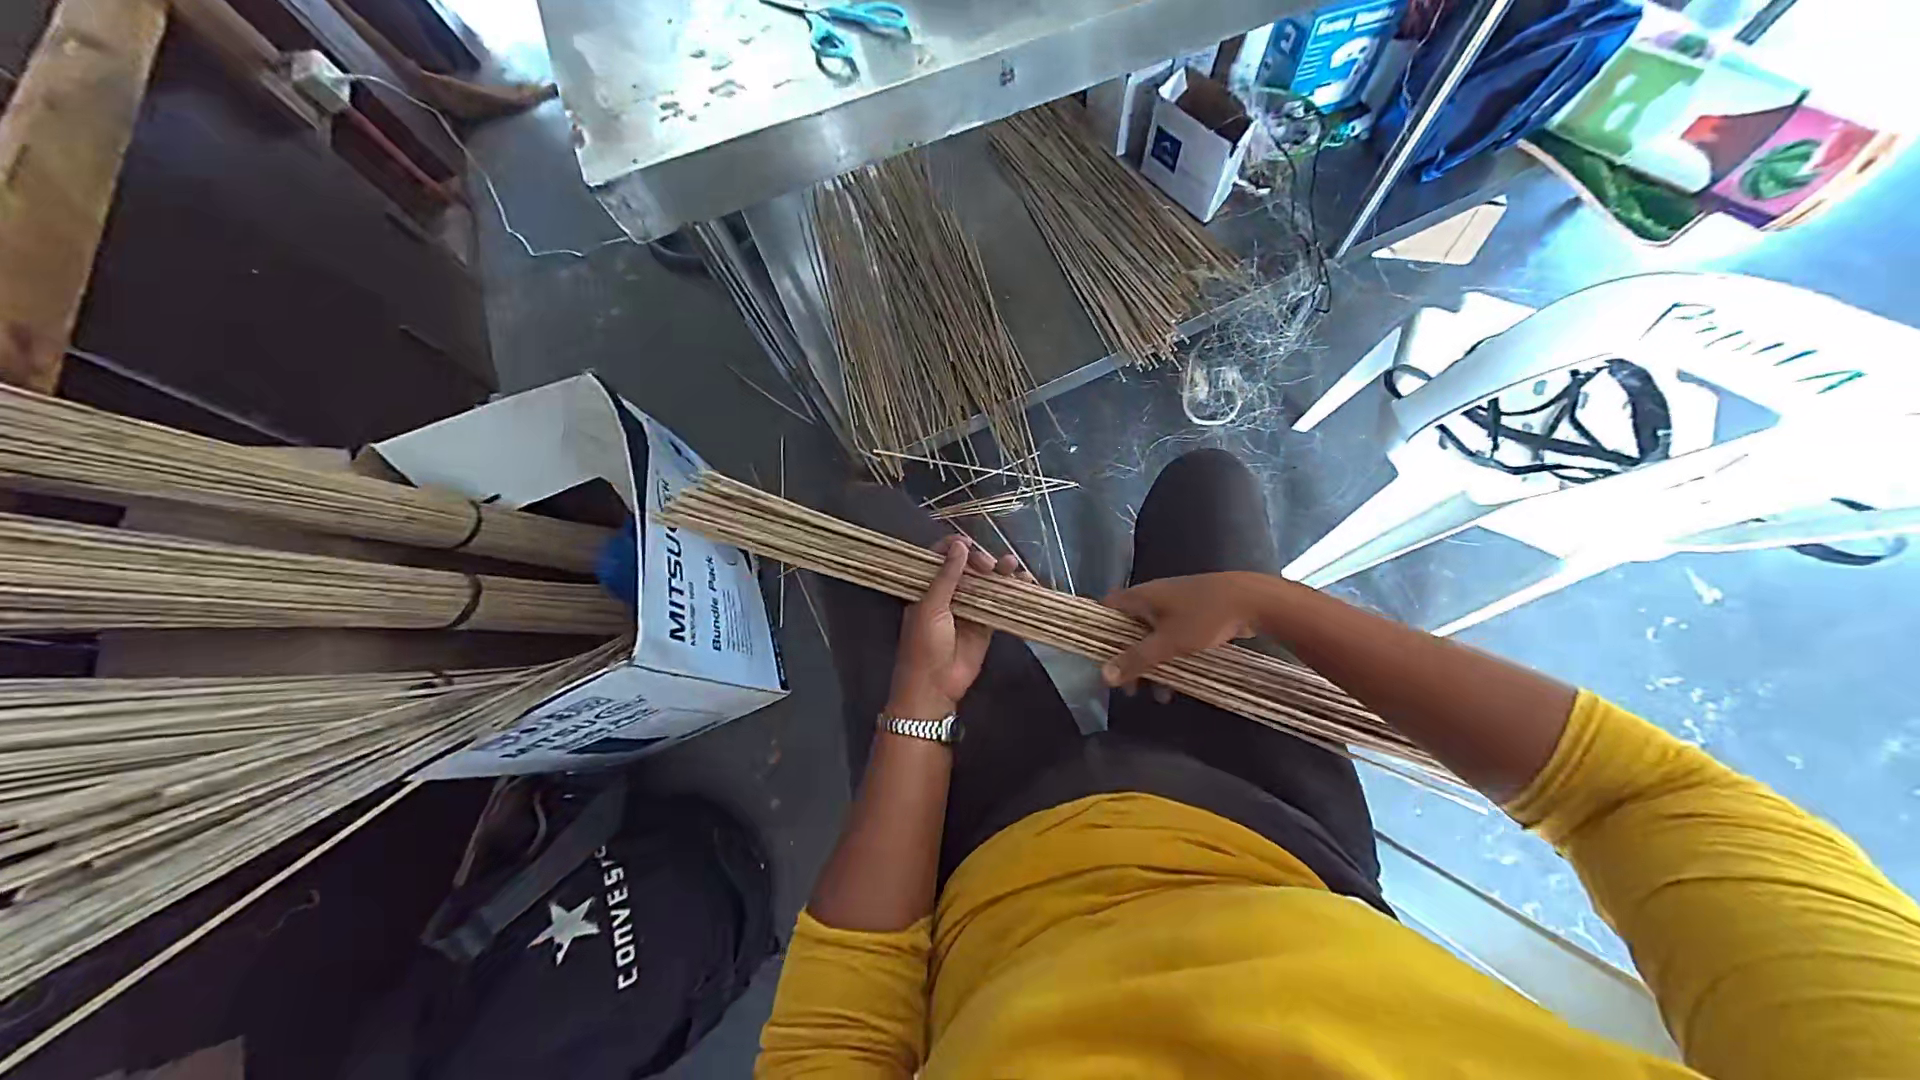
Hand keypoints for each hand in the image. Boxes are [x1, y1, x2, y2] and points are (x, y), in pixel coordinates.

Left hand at [885, 535, 1031, 719]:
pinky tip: (1023, 581)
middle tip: (987, 565)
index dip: (955, 548)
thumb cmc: (923, 645)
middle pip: (967, 567)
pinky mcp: (986, 624)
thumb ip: (947, 576)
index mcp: (927, 587)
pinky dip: (1012, 591)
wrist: (934, 686)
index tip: (968, 545)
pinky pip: (1000, 603)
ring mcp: (969, 608)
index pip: (940, 557)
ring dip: (999, 571)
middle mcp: (949, 594)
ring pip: (986, 582)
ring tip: (1011, 564)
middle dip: (980, 560)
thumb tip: (961, 545)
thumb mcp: (931, 607)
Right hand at [1101, 571, 1276, 688]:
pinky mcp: (1195, 613)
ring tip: (1159, 694)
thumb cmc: (1204, 617)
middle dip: (1129, 659)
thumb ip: (1136, 659)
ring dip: (1152, 664)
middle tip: (1131, 688)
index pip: (1107, 607)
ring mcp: (1176, 604)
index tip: (1098, 656)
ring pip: (1153, 636)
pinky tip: (1180, 682)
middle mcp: (1154, 597)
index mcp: (1142, 597)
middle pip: (1129, 628)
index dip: (1098, 629)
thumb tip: (1103, 675)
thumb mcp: (1167, 643)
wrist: (1253, 601)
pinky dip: (1171, 657)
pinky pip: (1172, 637)